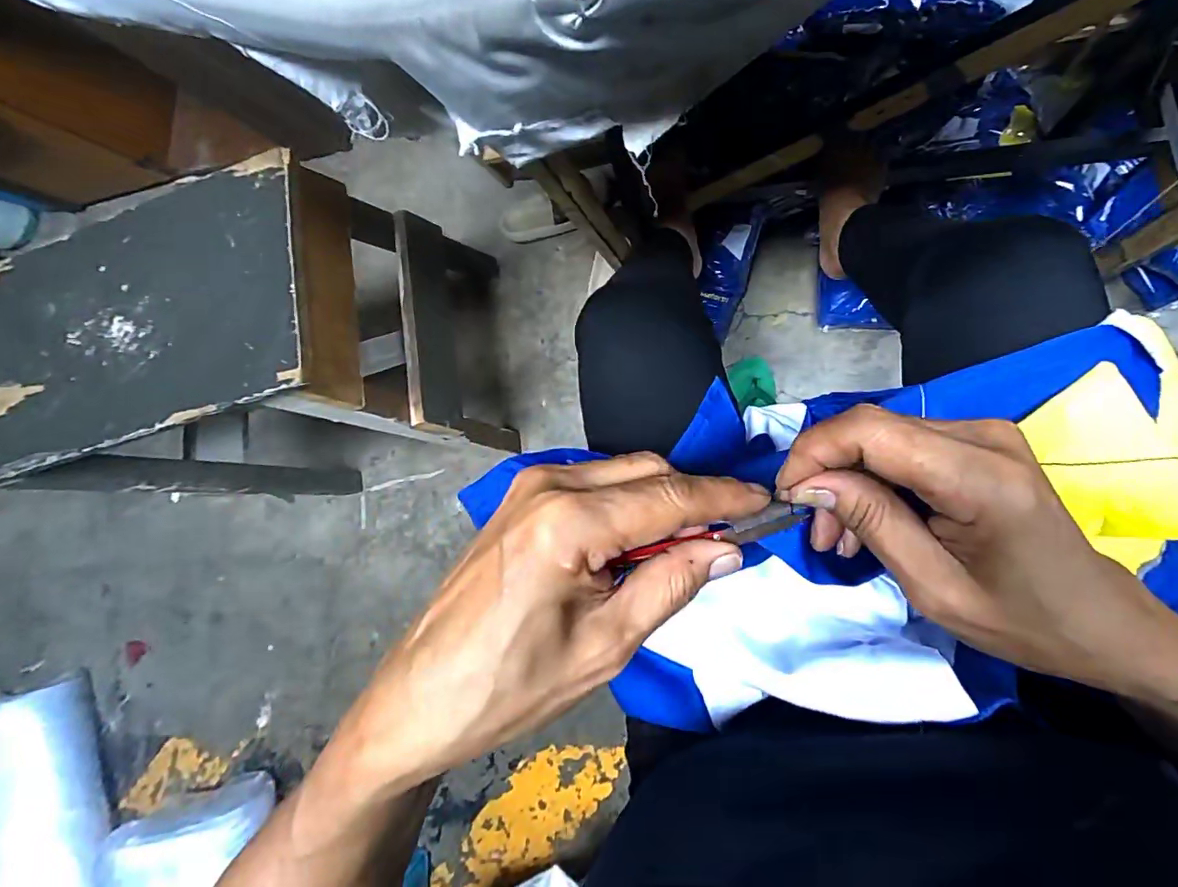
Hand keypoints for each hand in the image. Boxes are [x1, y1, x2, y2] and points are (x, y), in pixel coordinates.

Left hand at [326, 454, 767, 795]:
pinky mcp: (523, 497)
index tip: (766, 501)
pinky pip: (600, 481)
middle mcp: (549, 485)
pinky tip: (644, 537)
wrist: (412, 707)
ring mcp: (531, 486)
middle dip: (698, 496)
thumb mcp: (607, 645)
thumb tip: (727, 549)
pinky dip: (634, 500)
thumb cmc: (509, 688)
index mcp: (568, 523)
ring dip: (667, 497)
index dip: (725, 498)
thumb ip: (672, 584)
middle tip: (733, 531)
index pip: (670, 496)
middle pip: (651, 472)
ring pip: (627, 470)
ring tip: (692, 539)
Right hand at [775, 405, 1177, 694]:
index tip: (788, 498)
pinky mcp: (987, 441)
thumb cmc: (1023, 621)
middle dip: (833, 473)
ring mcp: (989, 432)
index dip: (817, 452)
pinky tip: (879, 517)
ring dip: (856, 478)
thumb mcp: (936, 588)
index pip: (873, 429)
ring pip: (892, 435)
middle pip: (879, 428)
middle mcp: (985, 433)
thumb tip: (812, 480)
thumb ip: (874, 522)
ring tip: (844, 537)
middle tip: (820, 535)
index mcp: (980, 474)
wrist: (1097, 617)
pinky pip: (916, 446)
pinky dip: (885, 477)